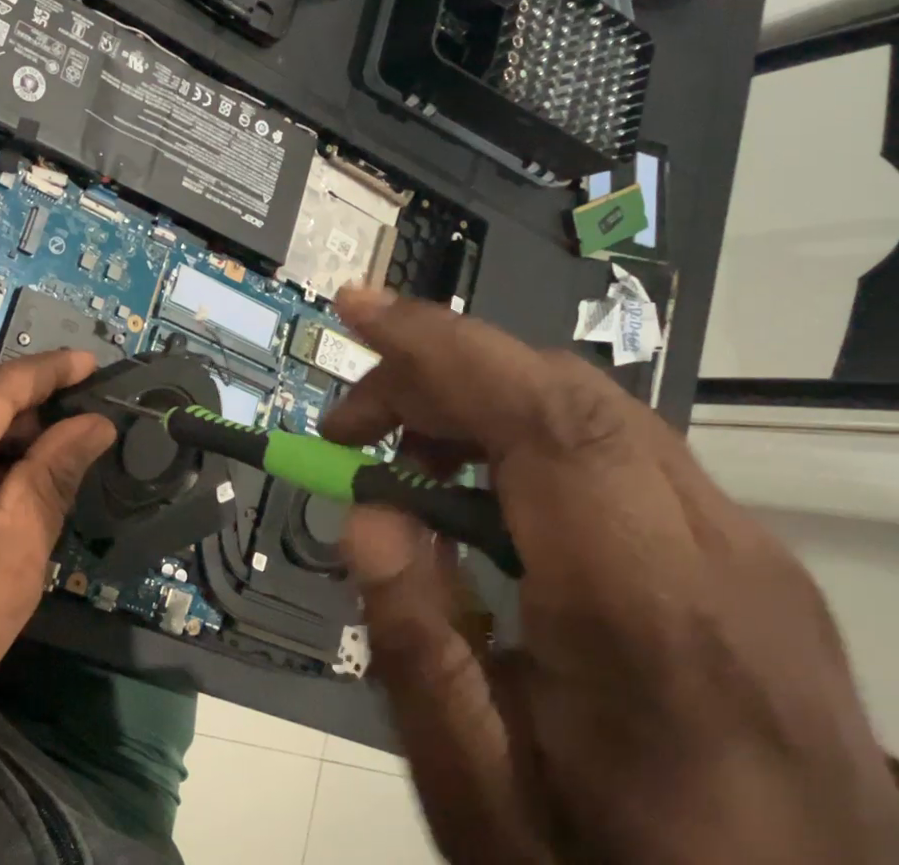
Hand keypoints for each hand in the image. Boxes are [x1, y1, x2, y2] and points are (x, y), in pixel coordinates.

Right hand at [322, 286, 898, 863]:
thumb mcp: (476, 791)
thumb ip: (415, 645)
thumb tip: (369, 511)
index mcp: (645, 621)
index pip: (548, 422)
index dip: (443, 347)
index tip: (353, 310)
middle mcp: (722, 565)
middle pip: (577, 399)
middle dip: (442, 373)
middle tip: (348, 425)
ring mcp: (753, 562)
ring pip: (604, 417)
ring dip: (483, 405)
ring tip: (402, 462)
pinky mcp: (753, 571)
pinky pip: (629, 459)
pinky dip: (531, 440)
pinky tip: (481, 497)